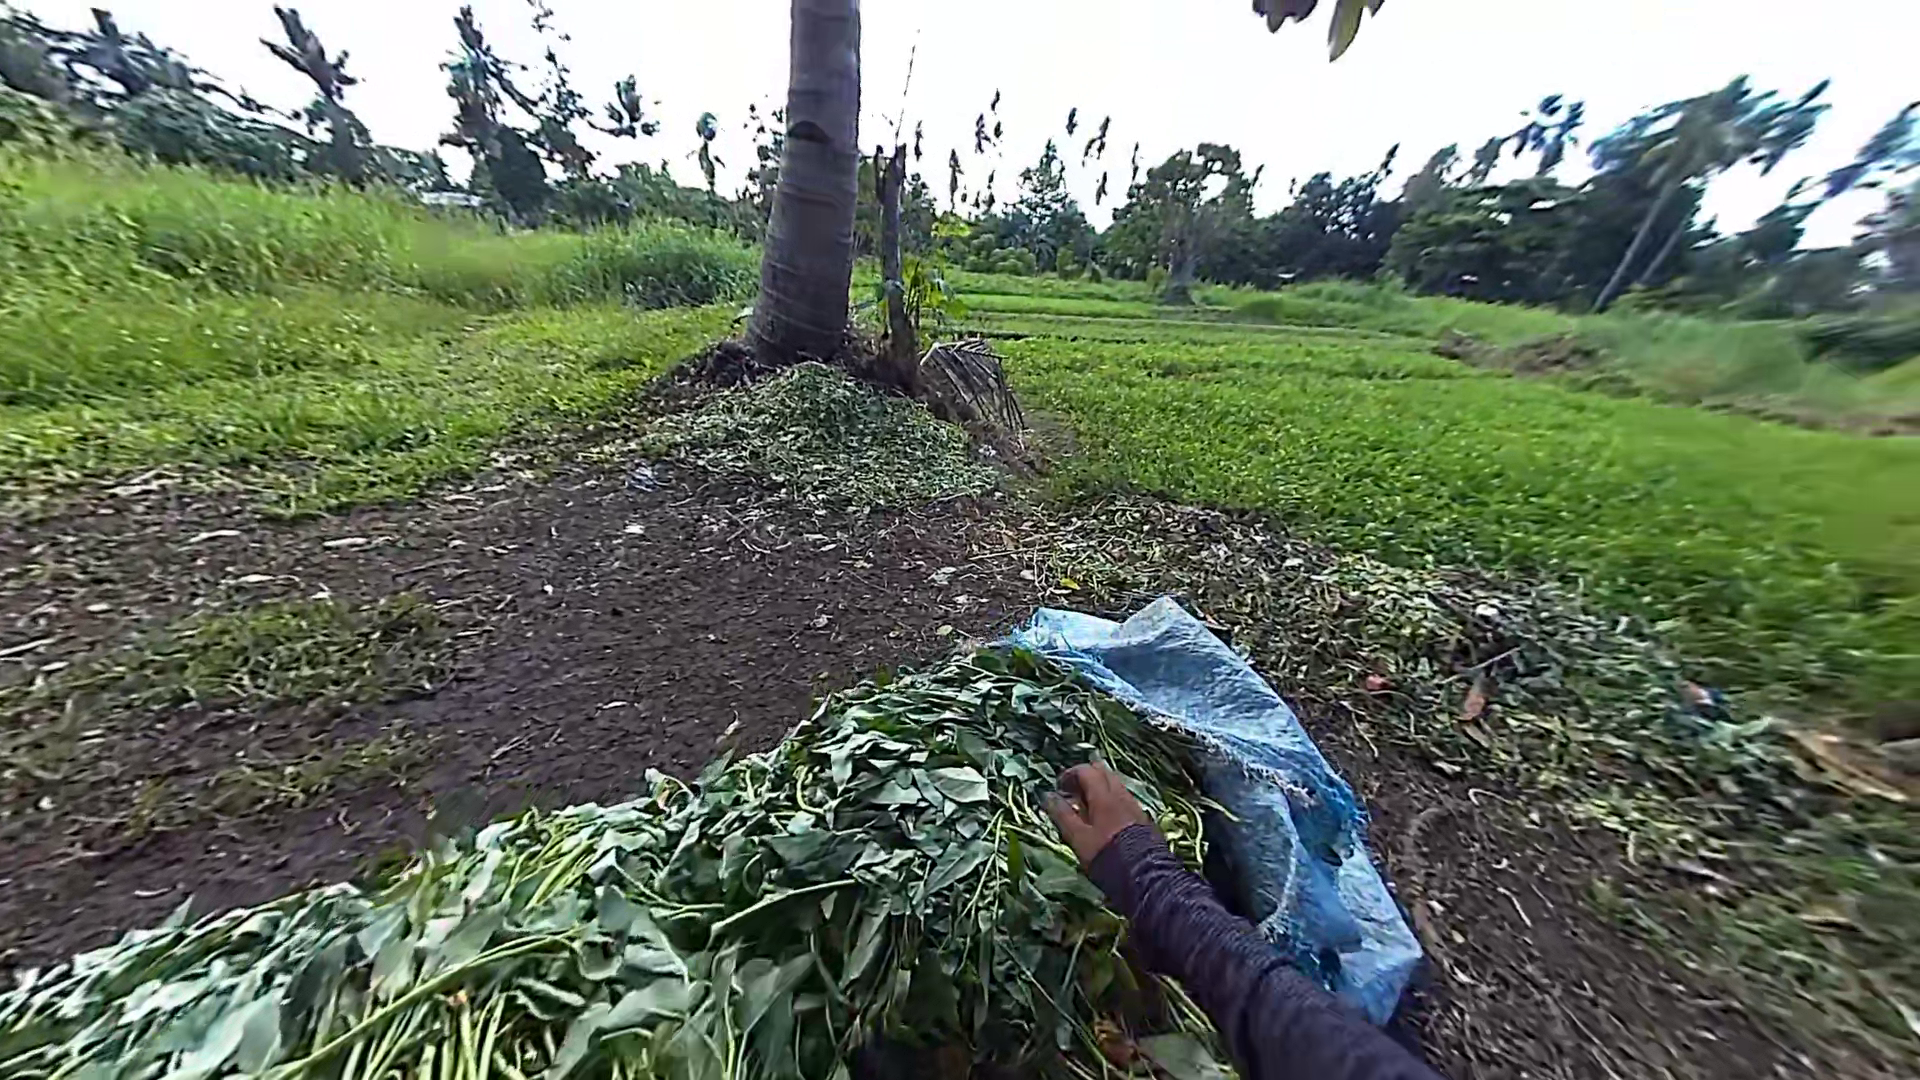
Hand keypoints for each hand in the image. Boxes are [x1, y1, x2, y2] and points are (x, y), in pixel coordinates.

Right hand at [1045, 763, 1150, 865]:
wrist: (1145, 879)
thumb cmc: (1106, 856)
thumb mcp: (1078, 838)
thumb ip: (1062, 815)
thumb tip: (1047, 796)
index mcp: (1103, 796)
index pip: (1085, 771)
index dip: (1069, 775)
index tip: (1059, 788)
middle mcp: (1120, 795)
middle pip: (1102, 772)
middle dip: (1086, 777)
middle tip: (1073, 793)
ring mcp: (1133, 806)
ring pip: (1114, 784)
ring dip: (1099, 788)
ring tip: (1088, 807)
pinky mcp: (1143, 818)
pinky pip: (1124, 798)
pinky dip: (1111, 800)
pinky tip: (1106, 819)